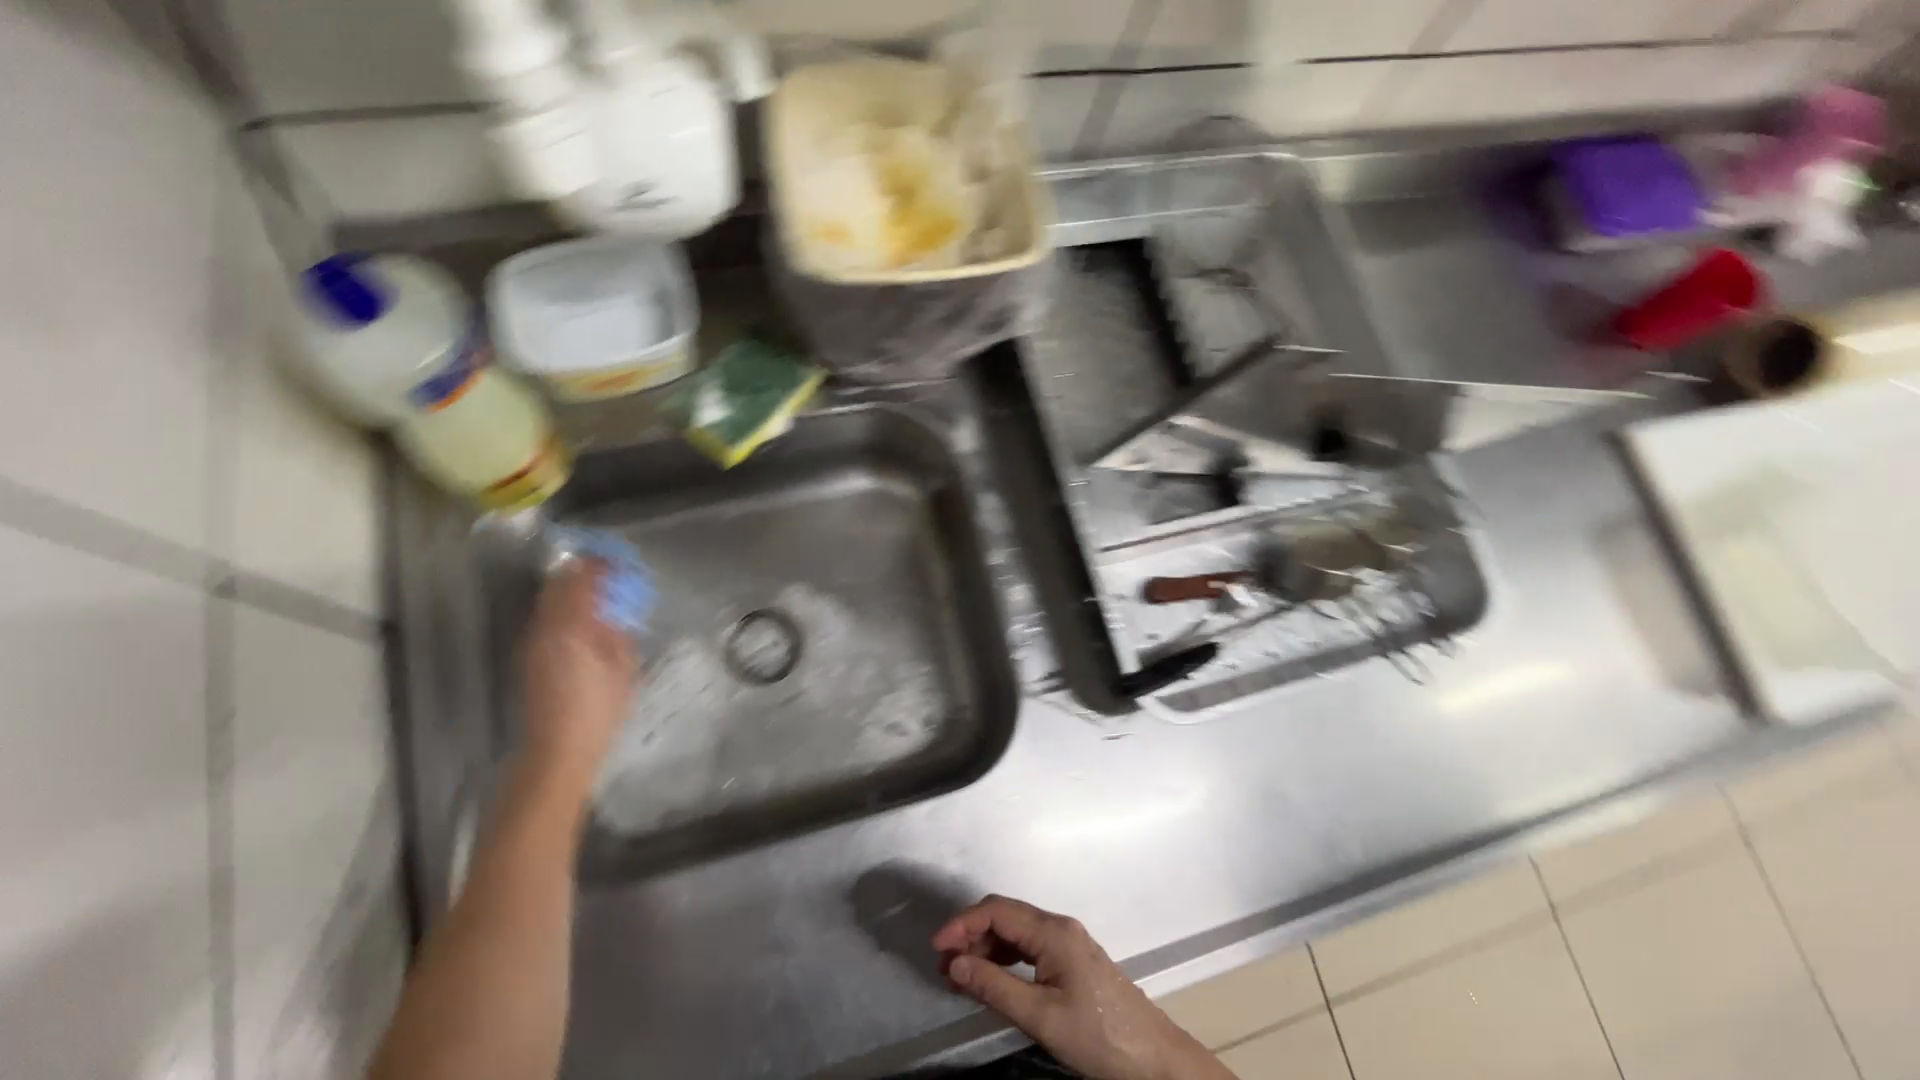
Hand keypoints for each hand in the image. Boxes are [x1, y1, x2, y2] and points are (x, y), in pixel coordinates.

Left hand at [518, 560, 638, 801]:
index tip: (619, 563)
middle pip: (558, 585)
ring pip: (549, 602)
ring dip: (571, 593)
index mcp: (572, 624)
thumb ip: (619, 635)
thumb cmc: (598, 710)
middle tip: (607, 576)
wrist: (557, 751)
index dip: (601, 565)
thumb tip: (616, 617)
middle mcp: (545, 626)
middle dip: (582, 574)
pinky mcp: (528, 658)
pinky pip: (546, 621)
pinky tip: (583, 627)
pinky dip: (564, 613)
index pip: (582, 578)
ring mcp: (532, 642)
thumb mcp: (624, 669)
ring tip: (598, 599)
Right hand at [932, 896, 1228, 1079]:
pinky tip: (990, 979)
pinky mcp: (1072, 961)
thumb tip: (953, 964)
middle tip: (943, 966)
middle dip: (970, 934)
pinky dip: (1003, 958)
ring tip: (959, 976)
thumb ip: (994, 987)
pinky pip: (1029, 948)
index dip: (962, 924)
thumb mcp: (1039, 1016)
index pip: (997, 911)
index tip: (935, 949)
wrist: (1153, 1057)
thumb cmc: (1096, 1035)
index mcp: (1053, 932)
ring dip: (985, 947)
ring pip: (1016, 932)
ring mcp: (1068, 943)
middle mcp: (1060, 927)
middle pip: (1005, 915)